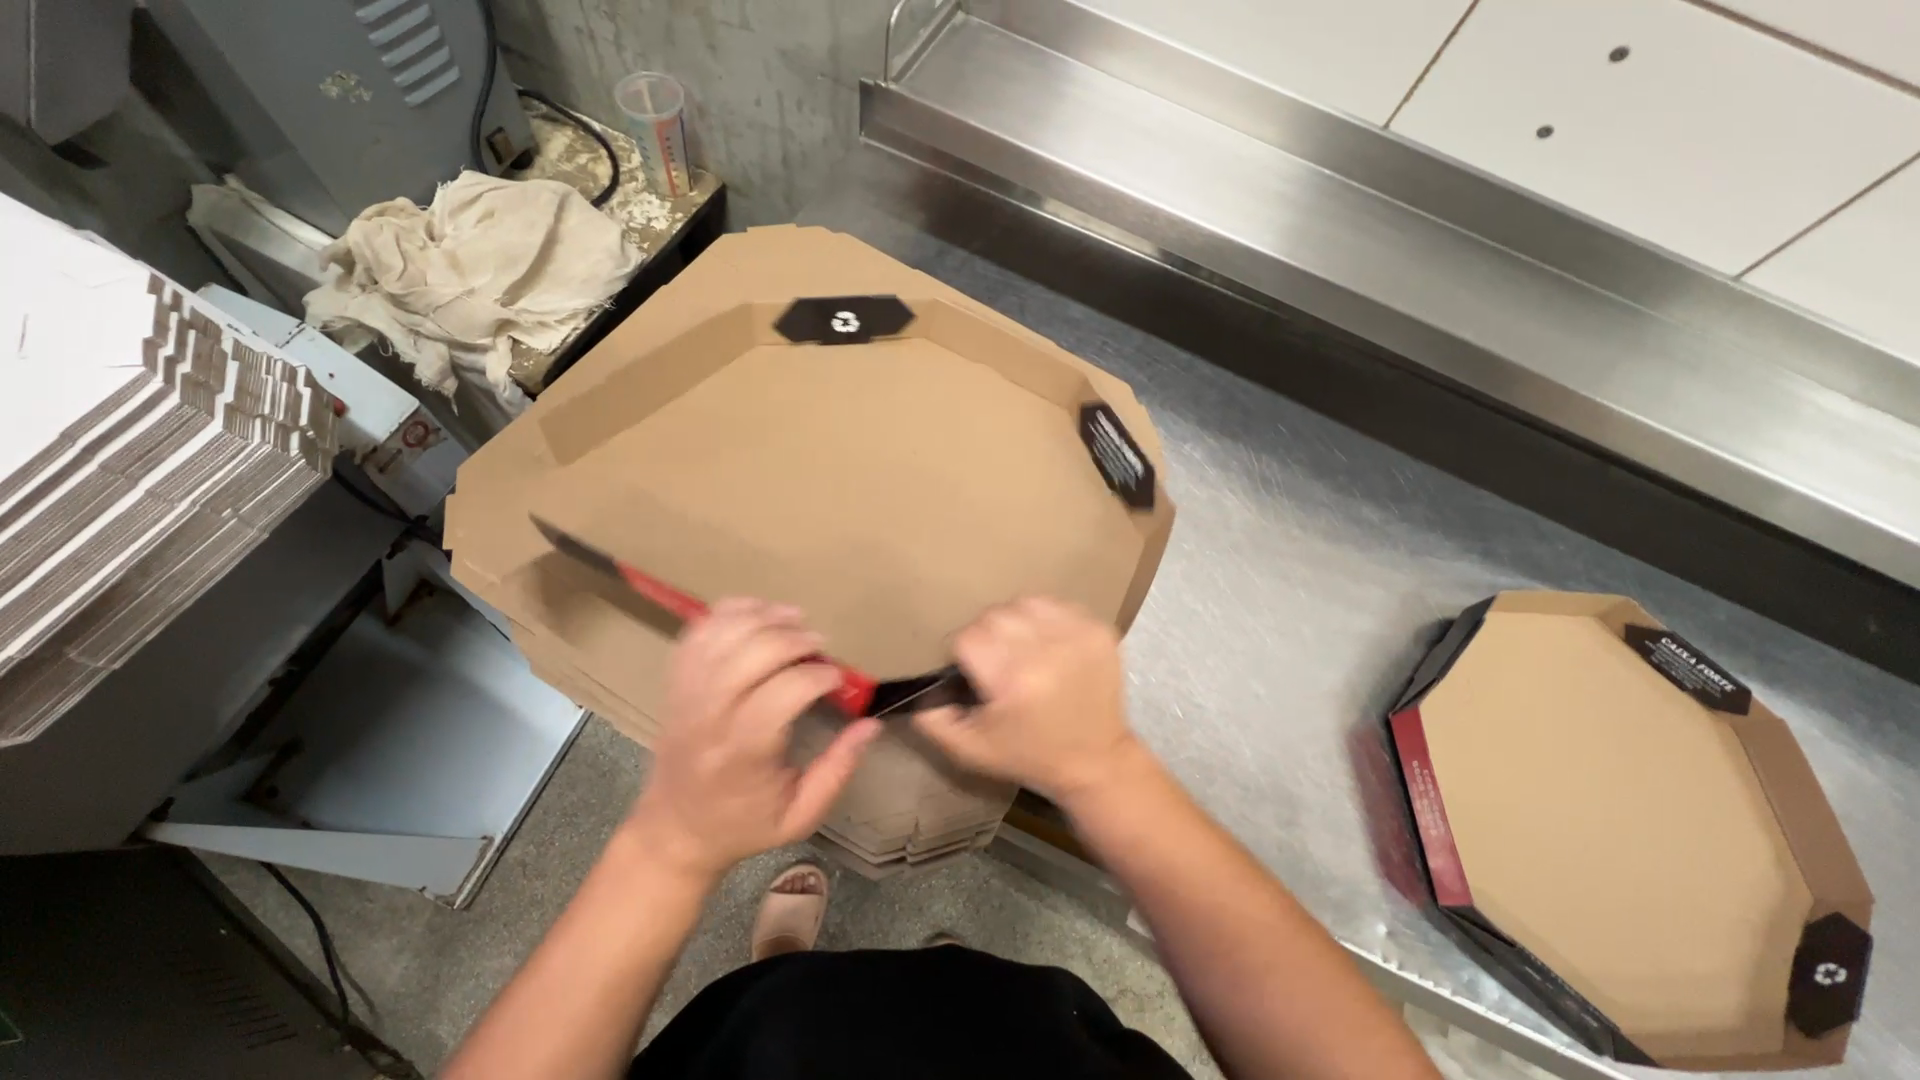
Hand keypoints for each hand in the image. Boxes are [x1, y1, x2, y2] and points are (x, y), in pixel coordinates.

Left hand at [629, 599, 882, 877]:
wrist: (676, 829)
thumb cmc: (743, 825)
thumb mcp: (801, 816)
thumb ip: (838, 770)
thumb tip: (871, 725)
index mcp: (743, 755)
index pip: (782, 693)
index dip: (817, 676)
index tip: (837, 679)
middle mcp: (709, 718)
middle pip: (751, 653)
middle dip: (794, 639)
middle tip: (818, 645)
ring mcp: (686, 696)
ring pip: (723, 634)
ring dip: (763, 617)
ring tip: (793, 620)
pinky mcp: (675, 683)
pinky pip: (697, 633)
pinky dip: (728, 613)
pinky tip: (757, 613)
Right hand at [914, 597, 1146, 802]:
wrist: (1097, 761)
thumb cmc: (1028, 756)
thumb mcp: (970, 749)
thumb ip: (931, 719)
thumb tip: (914, 688)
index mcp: (1013, 679)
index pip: (967, 637)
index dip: (963, 655)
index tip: (974, 675)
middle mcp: (1047, 650)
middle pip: (994, 615)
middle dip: (987, 636)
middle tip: (996, 664)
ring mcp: (1077, 635)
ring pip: (1024, 603)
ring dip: (1015, 623)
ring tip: (1021, 651)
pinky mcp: (1098, 630)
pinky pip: (1056, 605)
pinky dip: (1045, 620)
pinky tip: (1047, 647)